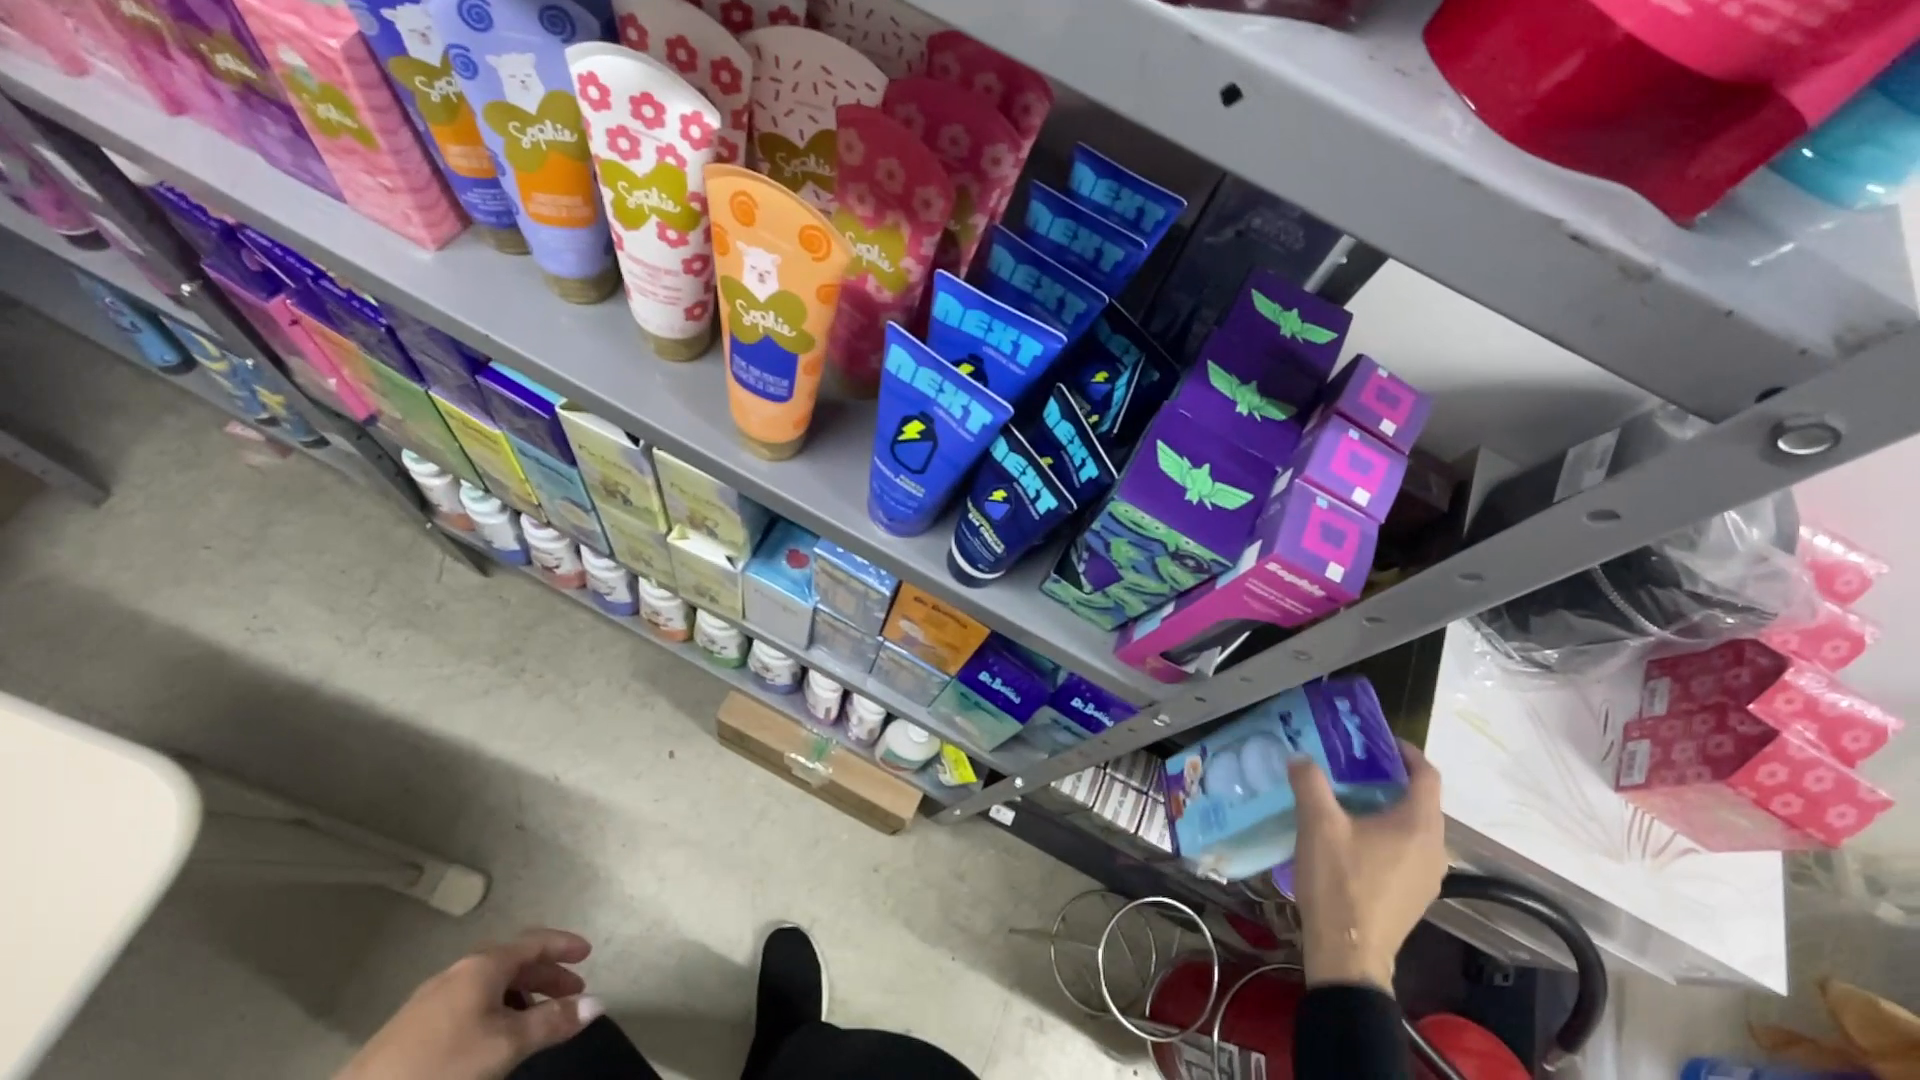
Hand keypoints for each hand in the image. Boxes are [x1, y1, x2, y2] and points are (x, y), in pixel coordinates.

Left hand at [335, 929, 603, 1079]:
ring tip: (537, 1020)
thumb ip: (553, 1022)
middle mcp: (458, 972)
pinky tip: (495, 1037)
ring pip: (489, 983)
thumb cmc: (444, 1065)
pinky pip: (470, 1001)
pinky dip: (497, 1007)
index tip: (588, 954)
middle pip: (512, 960)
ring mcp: (432, 998)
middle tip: (571, 995)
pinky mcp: (414, 1025)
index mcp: (482, 966)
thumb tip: (598, 1003)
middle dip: (545, 973)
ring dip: (521, 993)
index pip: (533, 941)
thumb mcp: (507, 1045)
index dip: (563, 944)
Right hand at [1289, 740, 1446, 993]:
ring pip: (1413, 829)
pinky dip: (1387, 838)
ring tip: (1349, 805)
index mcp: (1419, 824)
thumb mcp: (1317, 824)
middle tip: (1352, 770)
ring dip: (1386, 811)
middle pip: (1420, 802)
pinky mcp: (1416, 897)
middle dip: (1389, 781)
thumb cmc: (1340, 882)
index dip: (1406, 752)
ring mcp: (1429, 877)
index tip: (1378, 741)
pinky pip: (1407, 853)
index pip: (1427, 775)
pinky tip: (1354, 845)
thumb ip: (1310, 783)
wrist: (1348, 952)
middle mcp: (1435, 848)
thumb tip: (1301, 758)